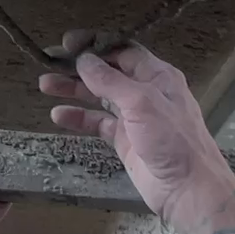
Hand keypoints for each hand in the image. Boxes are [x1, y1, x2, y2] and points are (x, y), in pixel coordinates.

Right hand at [40, 33, 234, 228]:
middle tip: (50, 61)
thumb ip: (110, 80)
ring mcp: (134, 117)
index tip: (68, 43)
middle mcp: (144, 92)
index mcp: (157, 75)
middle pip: (107, 72)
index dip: (95, 45)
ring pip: (99, 96)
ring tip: (45, 85)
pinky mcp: (125, 140)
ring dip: (74, 90)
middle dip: (79, 67)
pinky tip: (59, 116)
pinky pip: (98, 123)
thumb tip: (84, 59)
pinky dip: (79, 118)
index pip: (122, 50)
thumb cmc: (172, 140)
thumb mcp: (141, 103)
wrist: (189, 190)